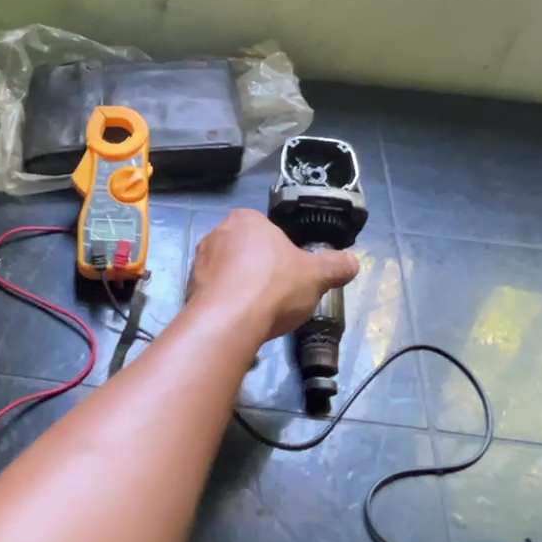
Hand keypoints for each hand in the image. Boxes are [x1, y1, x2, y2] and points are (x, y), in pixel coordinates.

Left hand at [185, 208, 358, 341]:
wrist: (229, 319)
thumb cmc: (274, 286)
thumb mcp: (316, 275)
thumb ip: (335, 266)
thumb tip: (353, 262)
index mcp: (246, 219)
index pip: (267, 232)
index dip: (281, 255)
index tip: (290, 275)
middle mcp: (217, 232)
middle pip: (246, 252)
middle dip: (259, 271)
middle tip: (276, 295)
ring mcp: (200, 260)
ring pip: (228, 272)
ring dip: (240, 288)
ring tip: (257, 311)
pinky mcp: (189, 286)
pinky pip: (214, 293)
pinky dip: (225, 304)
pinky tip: (238, 321)